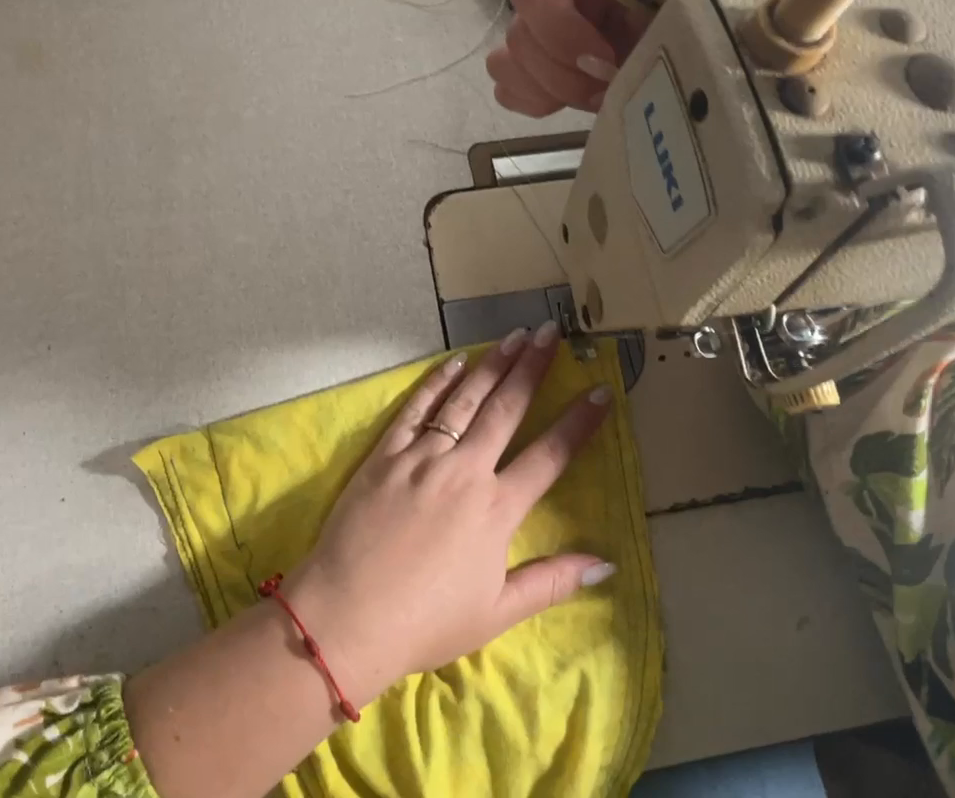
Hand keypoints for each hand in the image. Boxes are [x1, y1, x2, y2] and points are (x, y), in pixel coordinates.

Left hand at [282, 321, 614, 702]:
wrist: (348, 615)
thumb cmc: (426, 621)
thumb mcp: (497, 613)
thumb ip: (552, 583)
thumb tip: (607, 564)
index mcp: (497, 510)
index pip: (550, 457)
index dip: (579, 424)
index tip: (601, 391)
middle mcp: (464, 472)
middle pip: (506, 410)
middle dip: (532, 368)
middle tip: (550, 333)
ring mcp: (421, 458)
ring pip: (464, 401)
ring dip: (491, 366)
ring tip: (513, 335)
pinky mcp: (384, 456)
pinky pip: (415, 410)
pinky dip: (436, 384)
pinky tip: (454, 363)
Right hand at [486, 0, 709, 116]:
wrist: (697, 58)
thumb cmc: (690, 17)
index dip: (559, 31)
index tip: (604, 59)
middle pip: (519, 37)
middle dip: (563, 74)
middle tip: (608, 86)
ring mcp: (538, 39)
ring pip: (505, 65)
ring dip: (550, 89)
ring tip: (596, 96)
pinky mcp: (535, 75)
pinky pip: (508, 92)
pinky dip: (537, 102)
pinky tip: (572, 101)